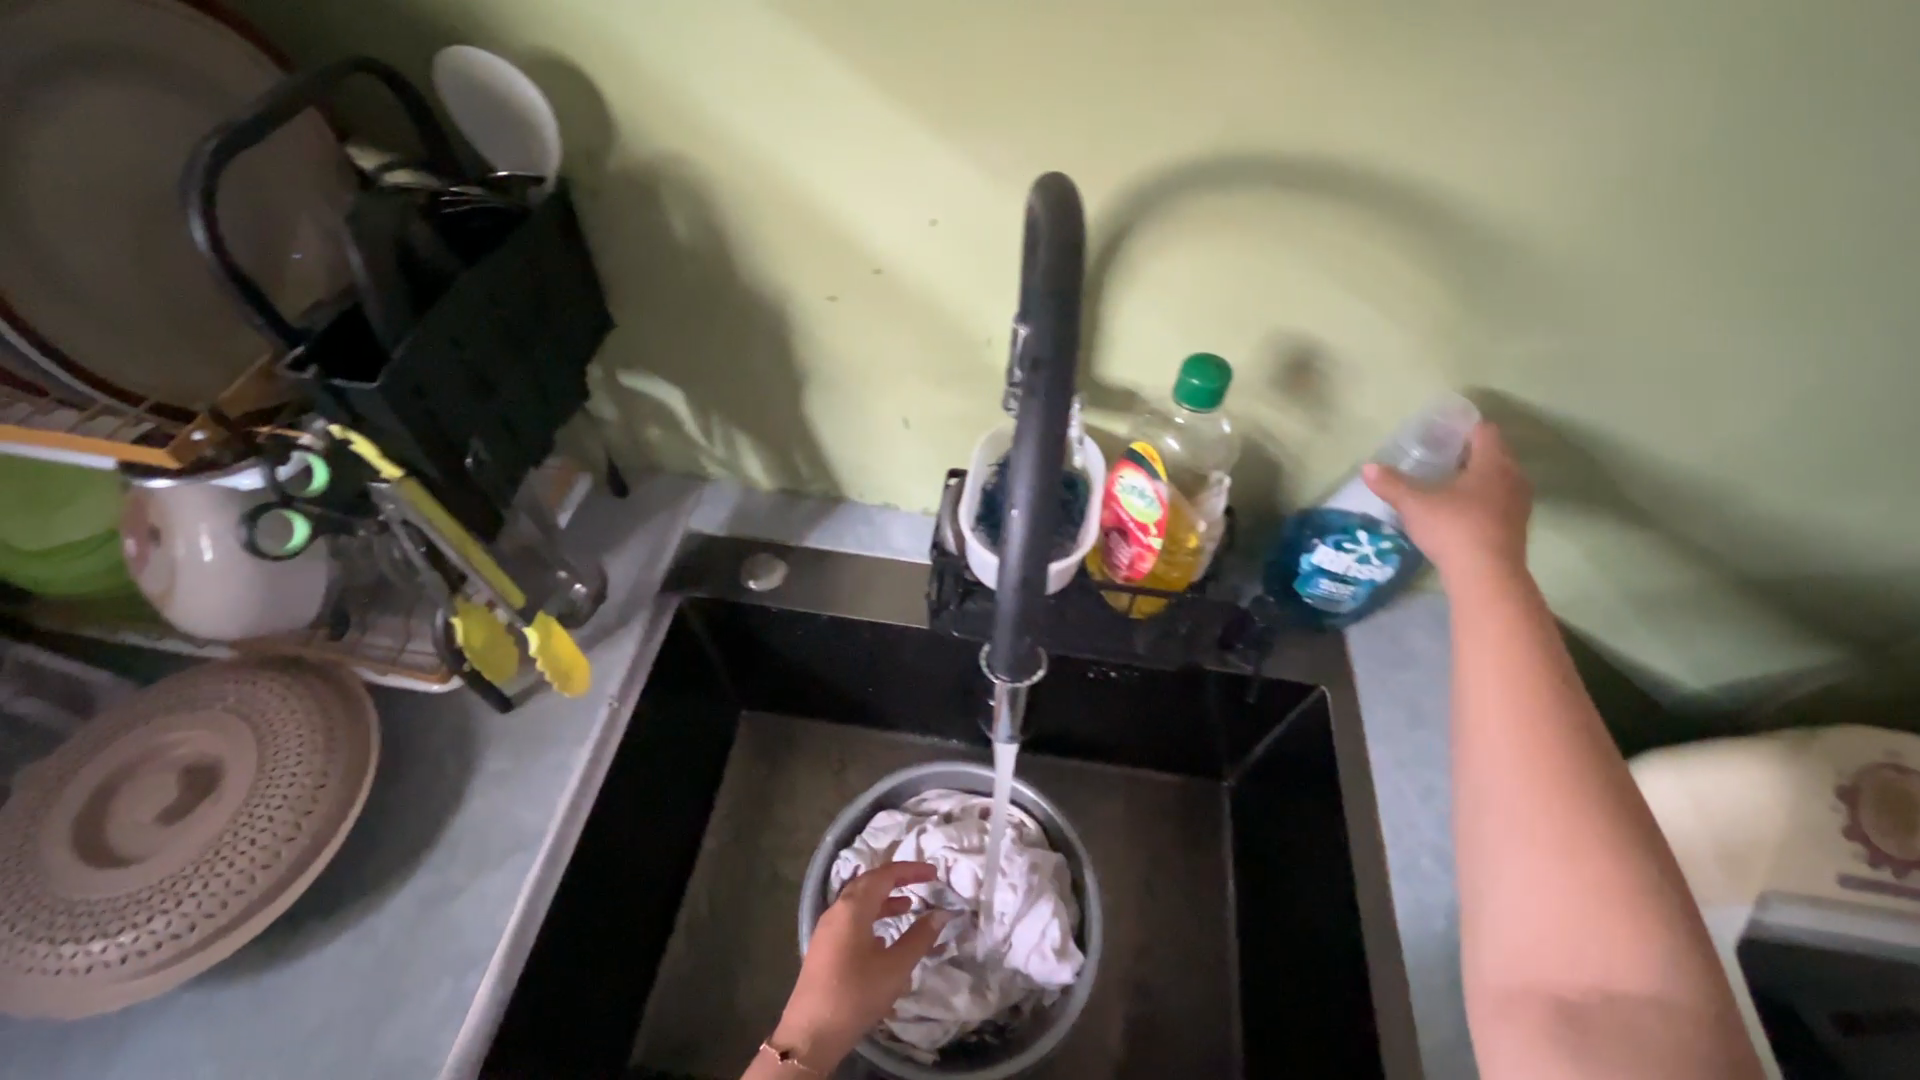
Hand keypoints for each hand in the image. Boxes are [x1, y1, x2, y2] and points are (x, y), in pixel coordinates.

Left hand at [771, 862, 951, 1071]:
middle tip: (921, 882)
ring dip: (883, 900)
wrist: (811, 1034)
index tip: (933, 873)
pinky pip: (850, 920)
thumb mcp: (895, 967)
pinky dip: (870, 917)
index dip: (910, 870)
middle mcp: (836, 911)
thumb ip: (919, 937)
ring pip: (858, 902)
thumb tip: (941, 913)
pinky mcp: (824, 947)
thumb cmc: (856, 995)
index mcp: (852, 908)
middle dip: (896, 879)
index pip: (884, 875)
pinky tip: (883, 937)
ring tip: (908, 906)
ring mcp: (826, 929)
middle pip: (868, 883)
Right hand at [1362, 421, 1532, 582]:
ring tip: (1450, 484)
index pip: (1485, 431)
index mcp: (1492, 463)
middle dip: (1470, 453)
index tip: (1442, 433)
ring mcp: (1519, 503)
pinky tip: (1462, 511)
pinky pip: (1501, 500)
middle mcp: (1513, 477)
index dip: (1464, 428)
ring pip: (1500, 478)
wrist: (1486, 575)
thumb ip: (1391, 484)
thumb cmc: (1453, 529)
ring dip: (1480, 478)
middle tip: (1441, 458)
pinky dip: (1484, 499)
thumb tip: (1367, 468)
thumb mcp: (1414, 505)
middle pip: (1495, 453)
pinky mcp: (1517, 525)